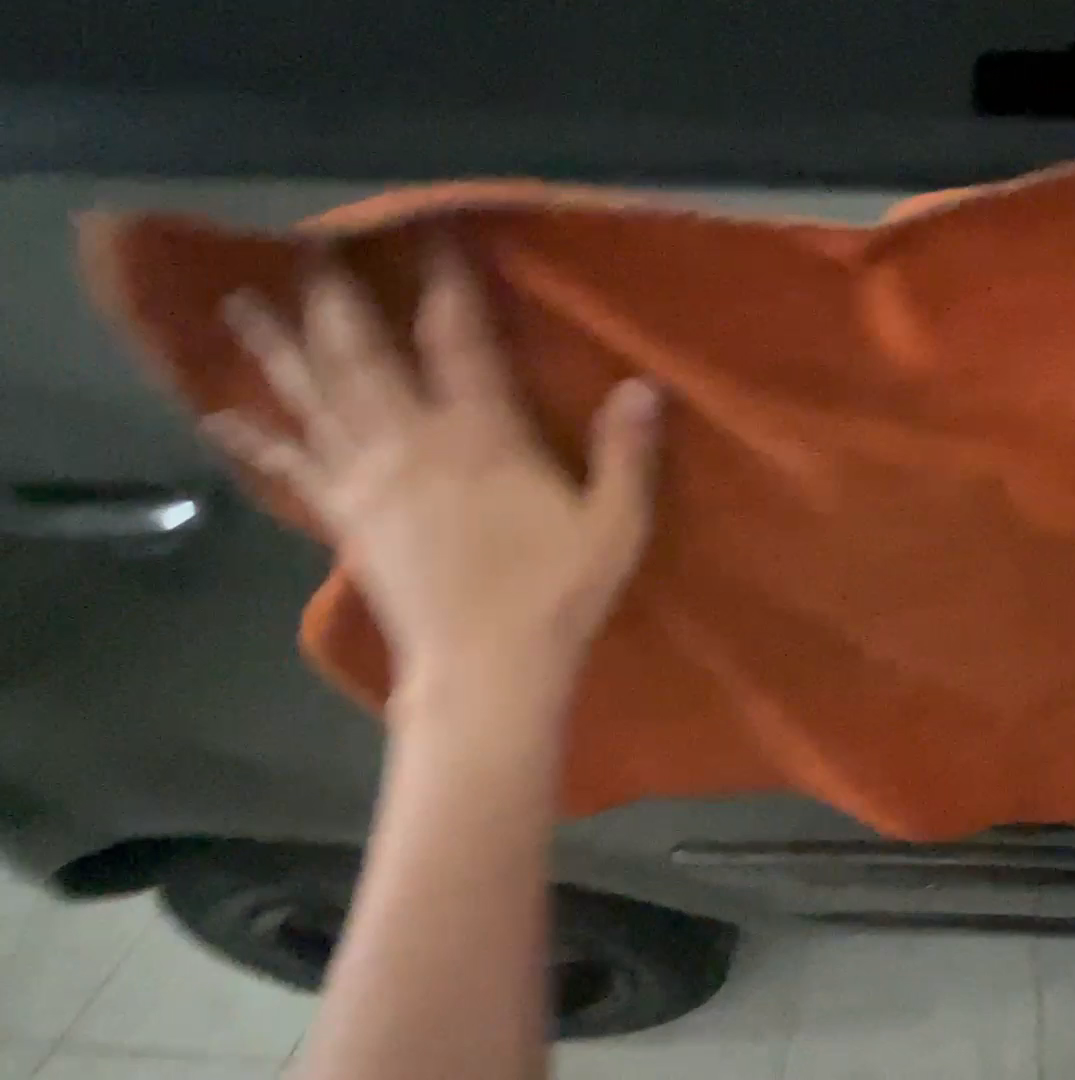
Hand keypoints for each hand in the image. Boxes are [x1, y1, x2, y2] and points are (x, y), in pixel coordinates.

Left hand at [207, 246, 661, 680]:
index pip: (459, 343)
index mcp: (483, 439)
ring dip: (281, 348)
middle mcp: (414, 444)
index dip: (450, 289)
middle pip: (366, 357)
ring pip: (316, 399)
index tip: (439, 242)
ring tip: (246, 303)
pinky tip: (225, 414)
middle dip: (343, 302)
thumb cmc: (558, 593)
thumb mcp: (615, 525)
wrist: (486, 667)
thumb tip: (645, 387)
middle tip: (318, 253)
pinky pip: (293, 465)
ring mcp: (370, 481)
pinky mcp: (346, 519)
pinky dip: (258, 435)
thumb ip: (627, 454)